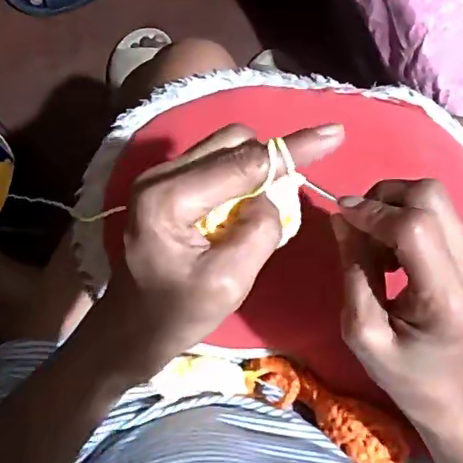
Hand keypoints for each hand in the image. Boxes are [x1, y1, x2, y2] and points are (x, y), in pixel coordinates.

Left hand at [94, 122, 344, 378]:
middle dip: (271, 160)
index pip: (243, 163)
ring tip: (262, 211)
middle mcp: (161, 175)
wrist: (129, 328)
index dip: (292, 150)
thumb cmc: (175, 314)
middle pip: (234, 142)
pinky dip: (241, 179)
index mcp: (169, 197)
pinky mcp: (168, 185)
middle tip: (290, 194)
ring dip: (256, 170)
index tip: (333, 134)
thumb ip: (258, 233)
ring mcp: (161, 177)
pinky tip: (243, 211)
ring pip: (226, 148)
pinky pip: (217, 164)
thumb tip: (273, 198)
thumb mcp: (227, 283)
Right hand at [332, 179, 462, 439]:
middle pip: (430, 196)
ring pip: (435, 197)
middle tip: (358, 228)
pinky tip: (395, 253)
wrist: (447, 385)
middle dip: (384, 198)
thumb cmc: (401, 368)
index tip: (340, 214)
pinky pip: (438, 213)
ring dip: (394, 207)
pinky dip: (406, 218)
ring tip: (376, 247)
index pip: (414, 228)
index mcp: (446, 301)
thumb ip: (353, 271)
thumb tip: (342, 216)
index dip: (373, 212)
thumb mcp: (361, 331)